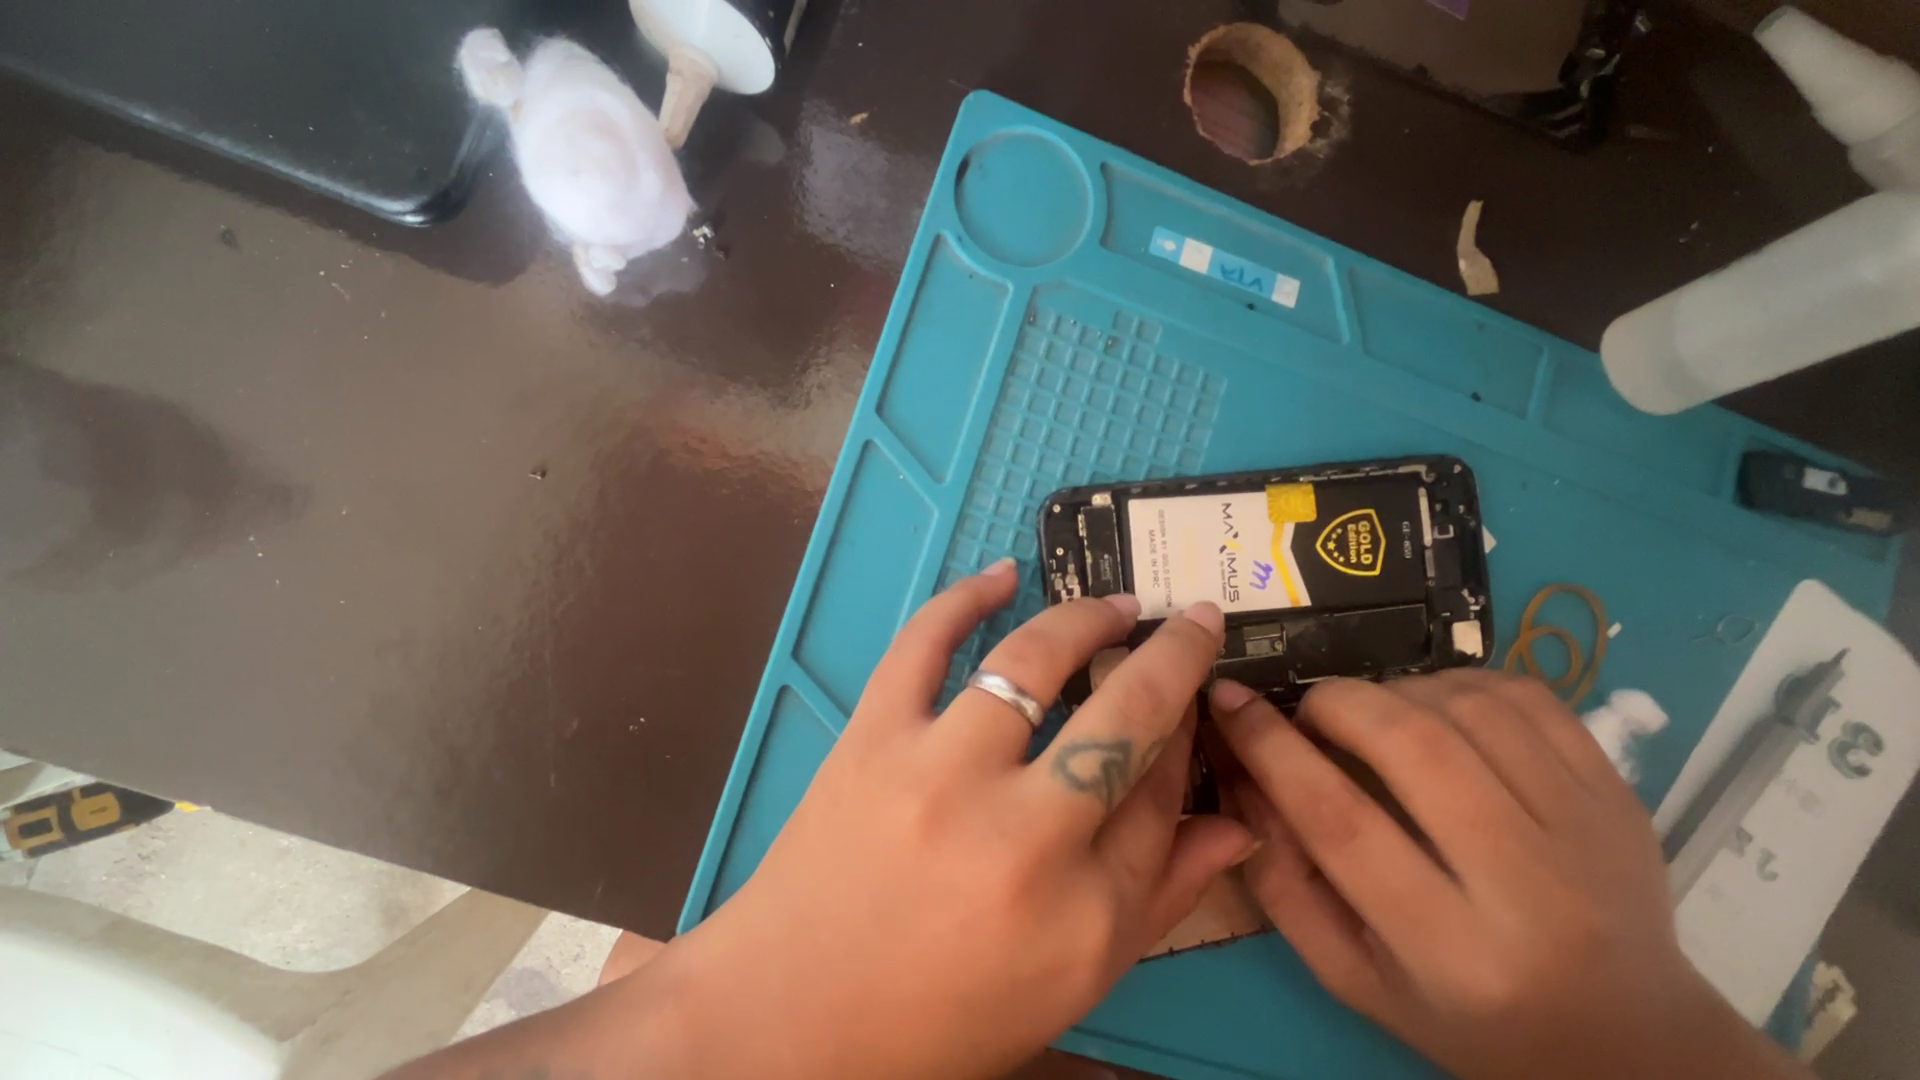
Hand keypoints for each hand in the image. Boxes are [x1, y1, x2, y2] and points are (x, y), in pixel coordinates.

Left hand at [648, 560, 1256, 1078]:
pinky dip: (964, 597)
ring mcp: (938, 772)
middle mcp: (1021, 834)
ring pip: (1032, 661)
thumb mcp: (1070, 982)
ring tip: (1119, 605)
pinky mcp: (871, 738)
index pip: (1163, 792)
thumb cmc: (942, 1013)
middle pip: (1125, 717)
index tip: (1191, 704)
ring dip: (1088, 618)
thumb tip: (1238, 827)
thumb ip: (1160, 898)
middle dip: (1175, 657)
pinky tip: (1004, 575)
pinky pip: (922, 643)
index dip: (1188, 736)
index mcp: (1083, 912)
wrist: (792, 1013)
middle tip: (1194, 621)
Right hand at [1208, 670, 1809, 1079]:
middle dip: (1336, 703)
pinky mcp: (1616, 790)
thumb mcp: (1351, 974)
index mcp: (1449, 948)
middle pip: (1414, 746)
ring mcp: (1587, 828)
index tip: (1229, 702)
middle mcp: (1527, 885)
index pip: (1340, 821)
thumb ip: (1283, 882)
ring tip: (1372, 712)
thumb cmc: (1464, 1013)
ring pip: (1470, 707)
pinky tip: (1436, 705)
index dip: (1272, 748)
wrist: (1624, 1038)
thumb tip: (1240, 778)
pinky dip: (1461, 680)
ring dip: (1396, 688)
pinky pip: (1527, 696)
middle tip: (1308, 709)